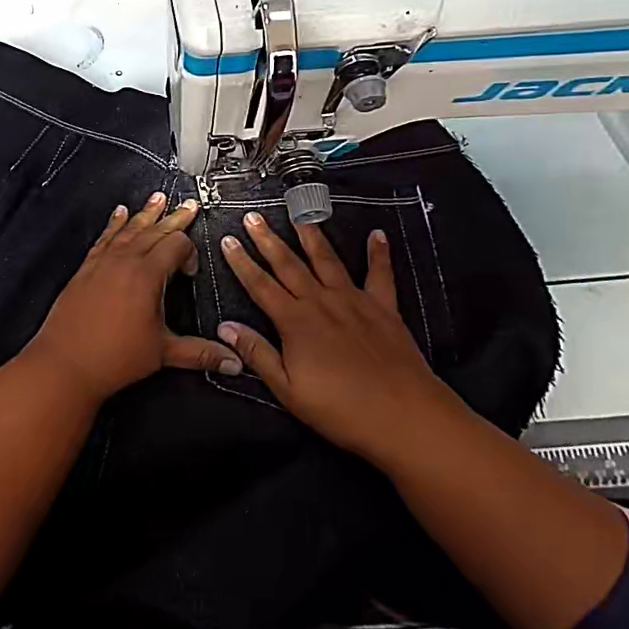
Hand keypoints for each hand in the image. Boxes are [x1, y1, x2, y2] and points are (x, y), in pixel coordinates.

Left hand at [26, 193, 241, 400]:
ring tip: (158, 198)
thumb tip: (232, 362)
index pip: (176, 245)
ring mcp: (103, 262)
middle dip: (175, 218)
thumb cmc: (112, 358)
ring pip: (130, 229)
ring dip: (147, 213)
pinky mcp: (86, 268)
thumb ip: (200, 353)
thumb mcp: (163, 353)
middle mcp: (125, 261)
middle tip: (189, 205)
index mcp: (147, 275)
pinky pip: (105, 237)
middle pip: (156, 230)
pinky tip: (119, 214)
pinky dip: (115, 223)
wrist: (65, 364)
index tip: (190, 272)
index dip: (189, 253)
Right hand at [217, 212, 461, 465]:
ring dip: (310, 235)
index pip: (260, 285)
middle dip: (268, 240)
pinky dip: (378, 253)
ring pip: (327, 260)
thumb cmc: (341, 409)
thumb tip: (226, 327)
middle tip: (253, 217)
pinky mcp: (383, 308)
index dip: (242, 262)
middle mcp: (322, 302)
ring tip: (299, 213)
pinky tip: (377, 235)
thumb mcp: (288, 390)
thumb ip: (257, 353)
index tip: (228, 241)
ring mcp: (354, 301)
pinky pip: (380, 274)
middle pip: (289, 264)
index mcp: (296, 322)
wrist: (402, 414)